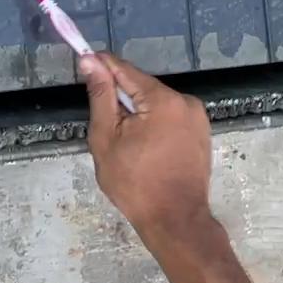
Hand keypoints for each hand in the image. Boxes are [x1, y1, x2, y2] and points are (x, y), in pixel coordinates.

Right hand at [78, 53, 214, 242]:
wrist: (175, 220)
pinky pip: (169, 117)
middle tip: (102, 125)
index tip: (81, 62)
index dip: (101, 66)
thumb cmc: (134, 183)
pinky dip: (152, 124)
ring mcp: (197, 117)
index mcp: (162, 100)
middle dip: (119, 99)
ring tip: (123, 143)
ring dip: (136, 113)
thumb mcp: (106, 139)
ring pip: (155, 103)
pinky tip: (142, 148)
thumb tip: (90, 61)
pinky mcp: (201, 132)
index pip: (124, 70)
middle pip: (141, 87)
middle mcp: (185, 101)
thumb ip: (100, 96)